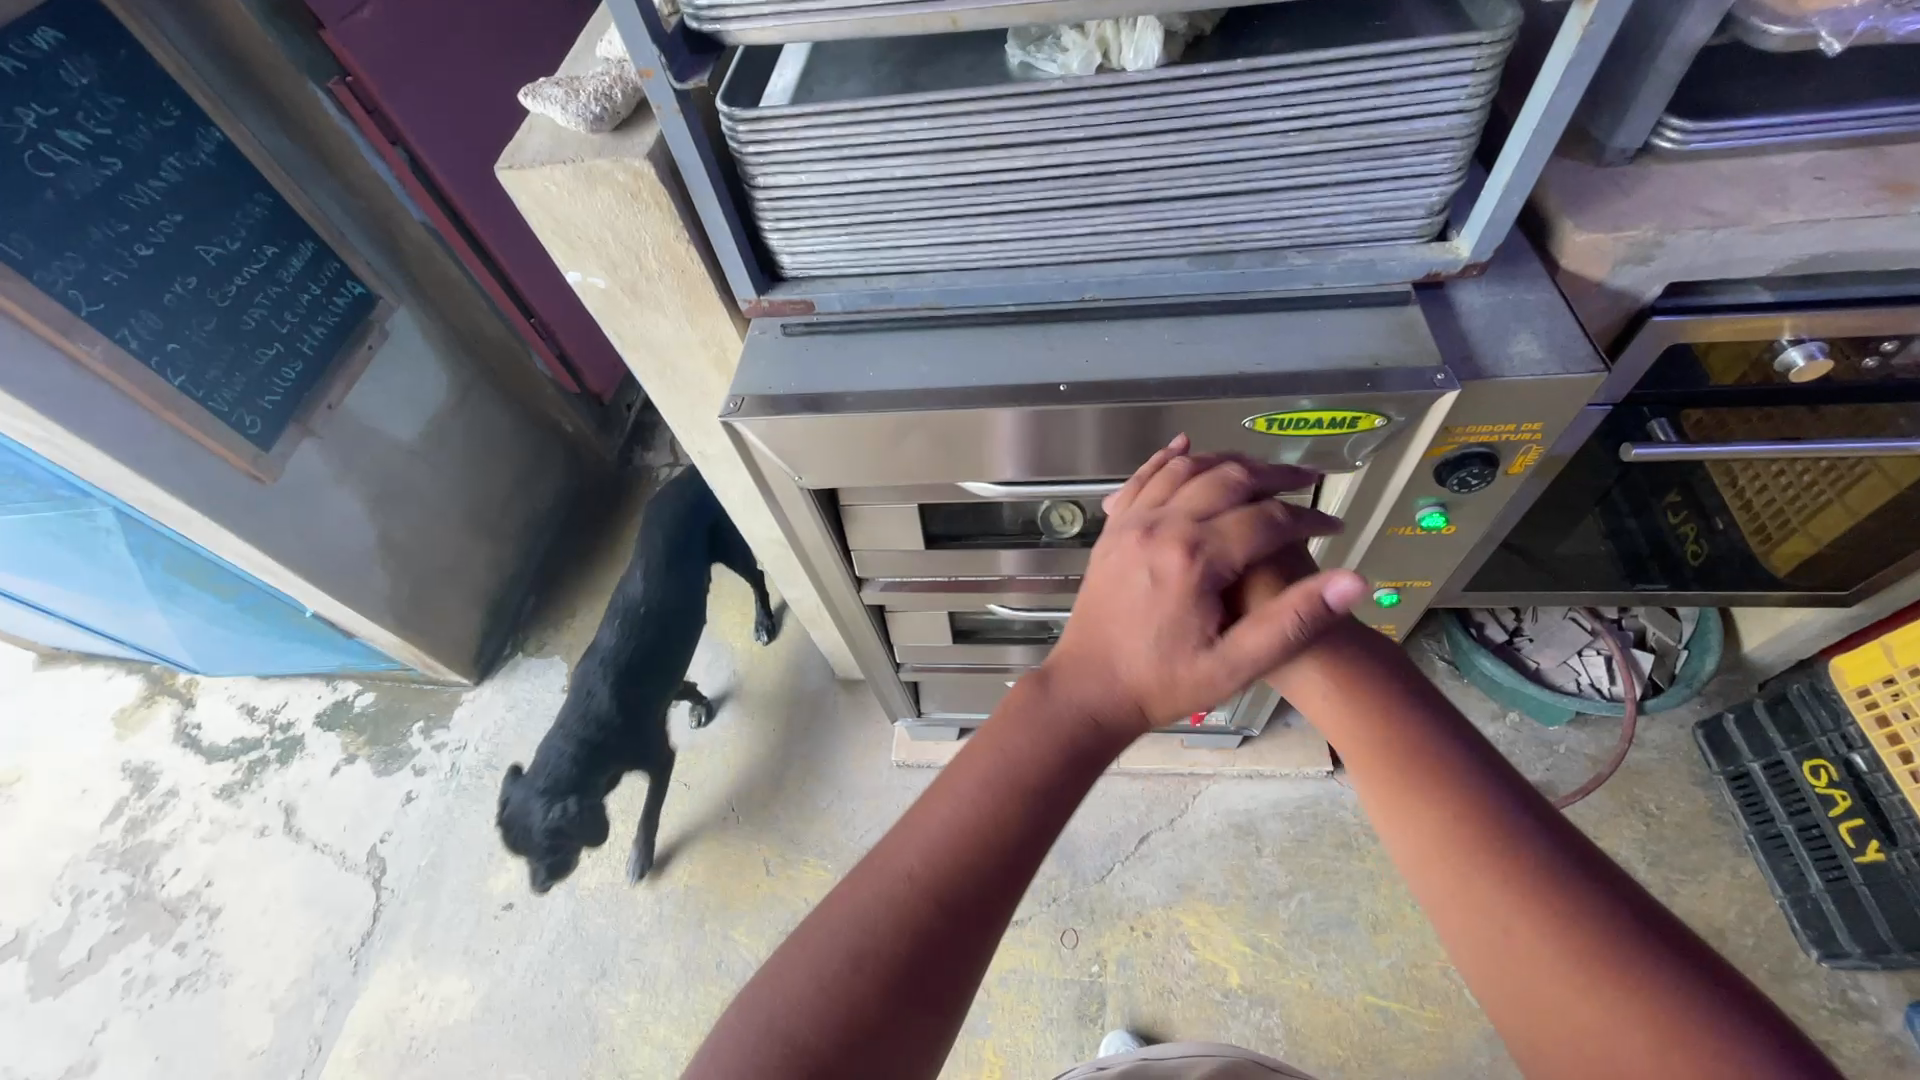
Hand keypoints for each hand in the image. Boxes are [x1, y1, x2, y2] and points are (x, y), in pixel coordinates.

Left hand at [1036, 434, 1368, 737]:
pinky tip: (1185, 446)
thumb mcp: (1235, 666)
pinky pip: (1142, 480)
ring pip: (1185, 470)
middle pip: (1228, 479)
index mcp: (1195, 558)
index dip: (1308, 518)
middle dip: (1274, 476)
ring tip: (1262, 469)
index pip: (1267, 519)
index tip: (1334, 525)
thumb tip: (1356, 581)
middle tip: (1309, 480)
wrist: (1088, 688)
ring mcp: (1131, 524)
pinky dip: (1167, 459)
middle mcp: (1161, 527)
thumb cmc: (1162, 683)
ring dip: (1228, 461)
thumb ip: (1295, 622)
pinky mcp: (1112, 530)